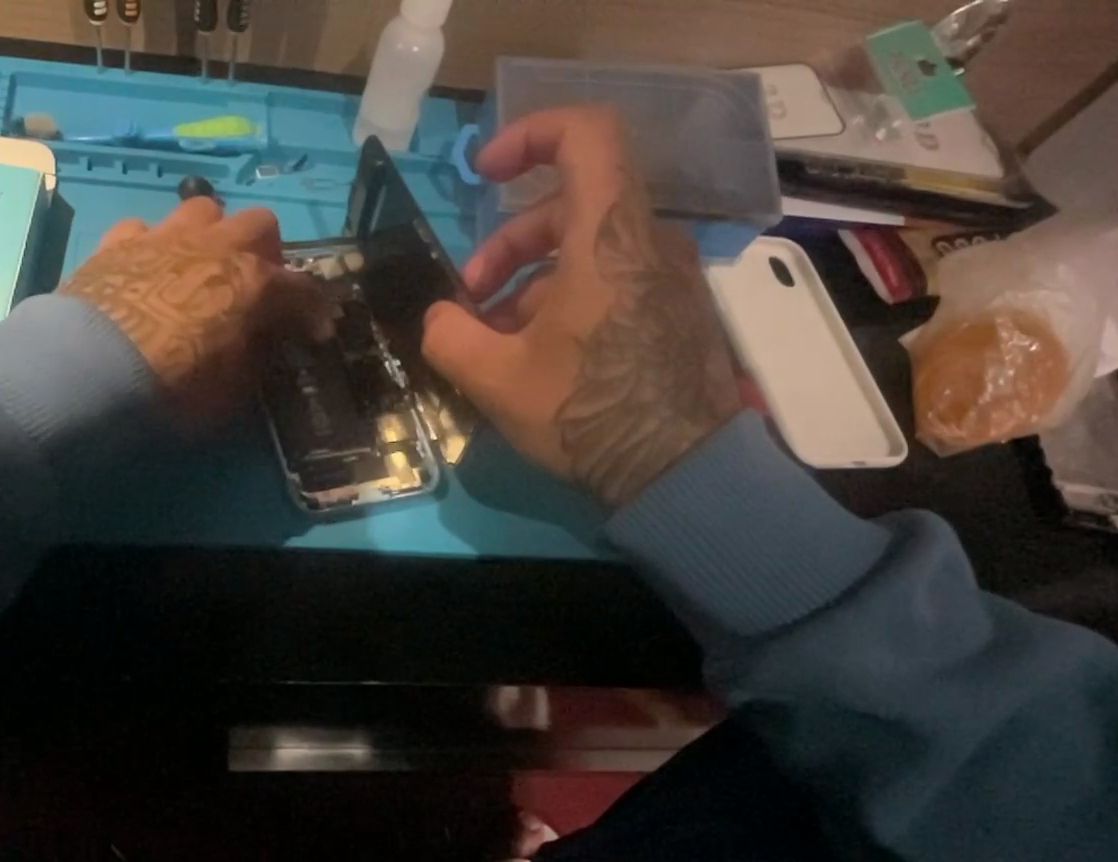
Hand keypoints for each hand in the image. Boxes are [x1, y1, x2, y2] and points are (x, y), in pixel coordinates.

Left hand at [60, 196, 328, 430]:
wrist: (89, 369)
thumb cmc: (172, 388)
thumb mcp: (230, 391)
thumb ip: (255, 358)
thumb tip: (264, 341)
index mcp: (252, 283)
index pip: (301, 288)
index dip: (313, 311)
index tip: (314, 332)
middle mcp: (216, 247)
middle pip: (259, 225)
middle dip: (266, 254)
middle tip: (257, 288)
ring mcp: (165, 237)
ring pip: (204, 210)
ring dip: (212, 236)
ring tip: (202, 267)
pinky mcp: (118, 242)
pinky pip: (146, 229)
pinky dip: (154, 247)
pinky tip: (147, 271)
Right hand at [420, 108, 742, 506]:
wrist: (677, 469)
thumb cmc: (584, 410)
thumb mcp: (493, 379)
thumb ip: (449, 337)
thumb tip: (439, 319)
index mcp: (605, 237)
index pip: (584, 135)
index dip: (528, 136)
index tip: (484, 174)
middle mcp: (645, 241)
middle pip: (569, 205)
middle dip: (507, 243)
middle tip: (469, 297)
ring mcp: (667, 277)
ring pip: (587, 248)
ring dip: (530, 280)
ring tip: (495, 338)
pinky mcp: (673, 311)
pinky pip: (612, 280)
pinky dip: (565, 299)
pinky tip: (538, 355)